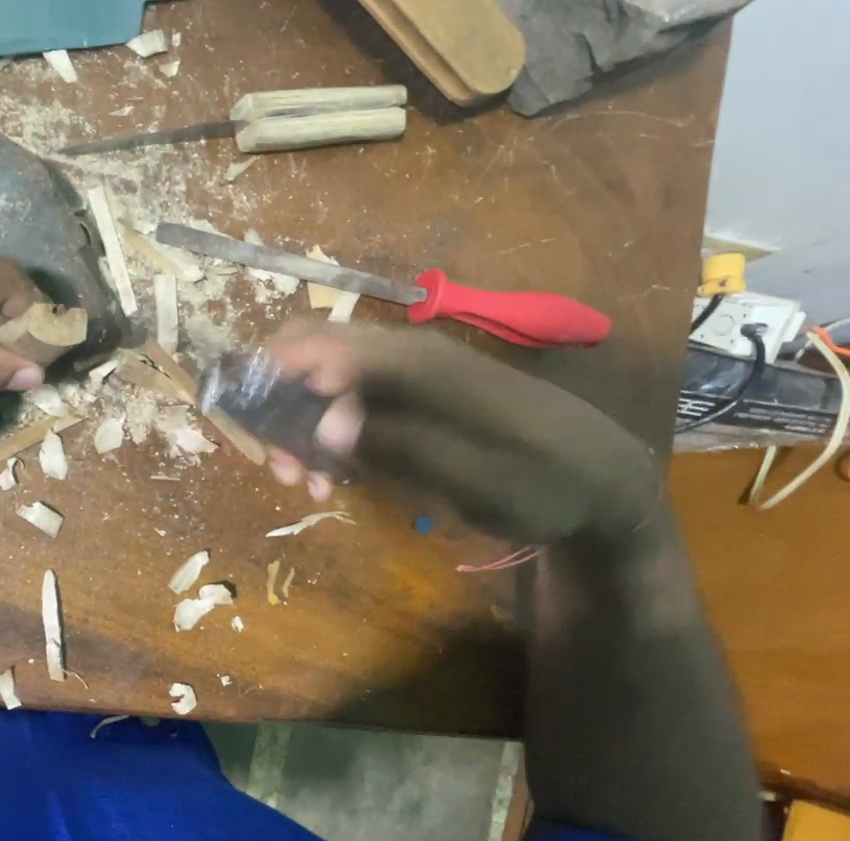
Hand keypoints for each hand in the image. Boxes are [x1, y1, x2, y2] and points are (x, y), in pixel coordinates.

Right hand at [261, 322, 658, 545]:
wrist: (599, 486)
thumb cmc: (543, 483)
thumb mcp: (477, 476)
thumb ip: (399, 444)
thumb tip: (324, 423)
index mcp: (424, 364)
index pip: (327, 343)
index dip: (274, 374)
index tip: (250, 426)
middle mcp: (410, 358)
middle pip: (316, 355)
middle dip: (280, 406)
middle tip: (279, 466)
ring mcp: (410, 379)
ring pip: (325, 382)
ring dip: (299, 429)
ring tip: (301, 481)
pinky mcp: (412, 403)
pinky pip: (349, 406)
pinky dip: (326, 439)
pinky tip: (329, 479)